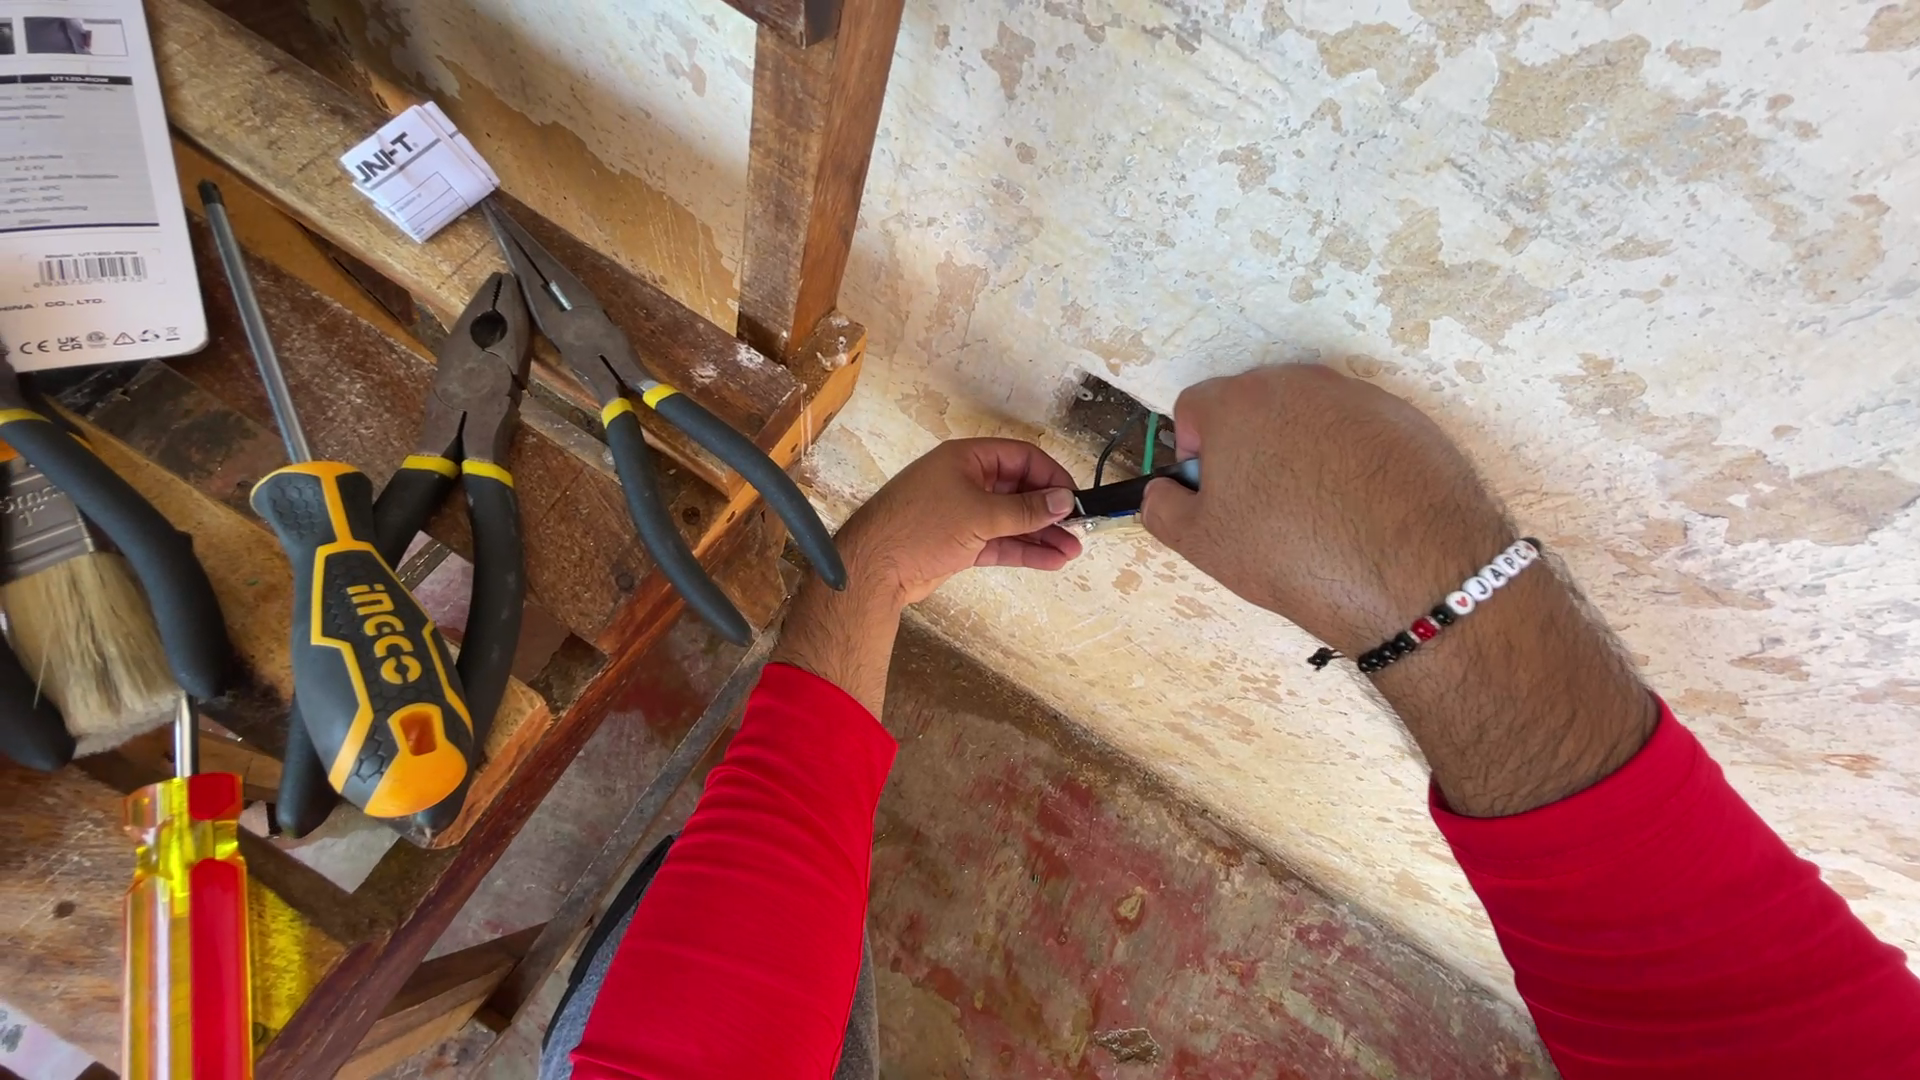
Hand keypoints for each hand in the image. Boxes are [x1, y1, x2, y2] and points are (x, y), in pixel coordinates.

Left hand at [835, 438, 1082, 605]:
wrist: (874, 568)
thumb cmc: (921, 526)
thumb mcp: (979, 514)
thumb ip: (1024, 510)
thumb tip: (1064, 501)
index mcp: (967, 459)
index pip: (1021, 457)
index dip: (1050, 476)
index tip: (1074, 498)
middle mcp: (967, 481)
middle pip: (1019, 490)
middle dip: (1049, 510)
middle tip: (1079, 529)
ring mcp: (963, 514)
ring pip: (1012, 521)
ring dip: (1041, 535)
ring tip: (1072, 551)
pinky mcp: (961, 543)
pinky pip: (1000, 542)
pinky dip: (1023, 550)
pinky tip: (1051, 560)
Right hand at [1141, 364, 1510, 652]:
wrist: (1410, 574)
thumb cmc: (1288, 553)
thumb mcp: (1199, 542)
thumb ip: (1160, 506)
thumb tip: (1161, 491)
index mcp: (1238, 402)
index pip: (1193, 406)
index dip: (1192, 450)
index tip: (1210, 491)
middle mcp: (1297, 383)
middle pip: (1251, 404)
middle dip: (1243, 444)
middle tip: (1257, 502)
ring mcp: (1357, 396)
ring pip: (1305, 416)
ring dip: (1294, 449)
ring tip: (1313, 510)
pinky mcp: (1406, 418)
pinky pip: (1355, 430)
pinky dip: (1346, 458)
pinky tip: (1357, 507)